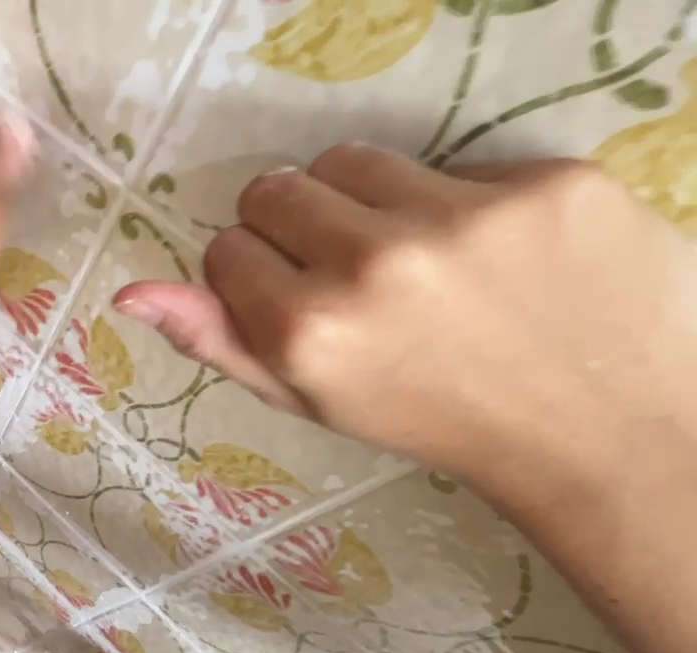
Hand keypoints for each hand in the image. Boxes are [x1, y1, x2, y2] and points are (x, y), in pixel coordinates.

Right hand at [113, 144, 696, 497]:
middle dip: (286, 224)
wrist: (592, 422)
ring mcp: (465, 216)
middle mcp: (372, 265)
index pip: (225, 249)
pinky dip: (447, 201)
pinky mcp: (545, 183)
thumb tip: (130, 293)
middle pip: (275, 190)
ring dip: (353, 199)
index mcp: (303, 330)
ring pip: (351, 161)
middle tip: (329, 266)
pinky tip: (479, 250)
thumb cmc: (416, 417)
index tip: (281, 299)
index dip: (245, 273)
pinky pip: (449, 164)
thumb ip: (213, 339)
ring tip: (395, 249)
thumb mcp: (298, 396)